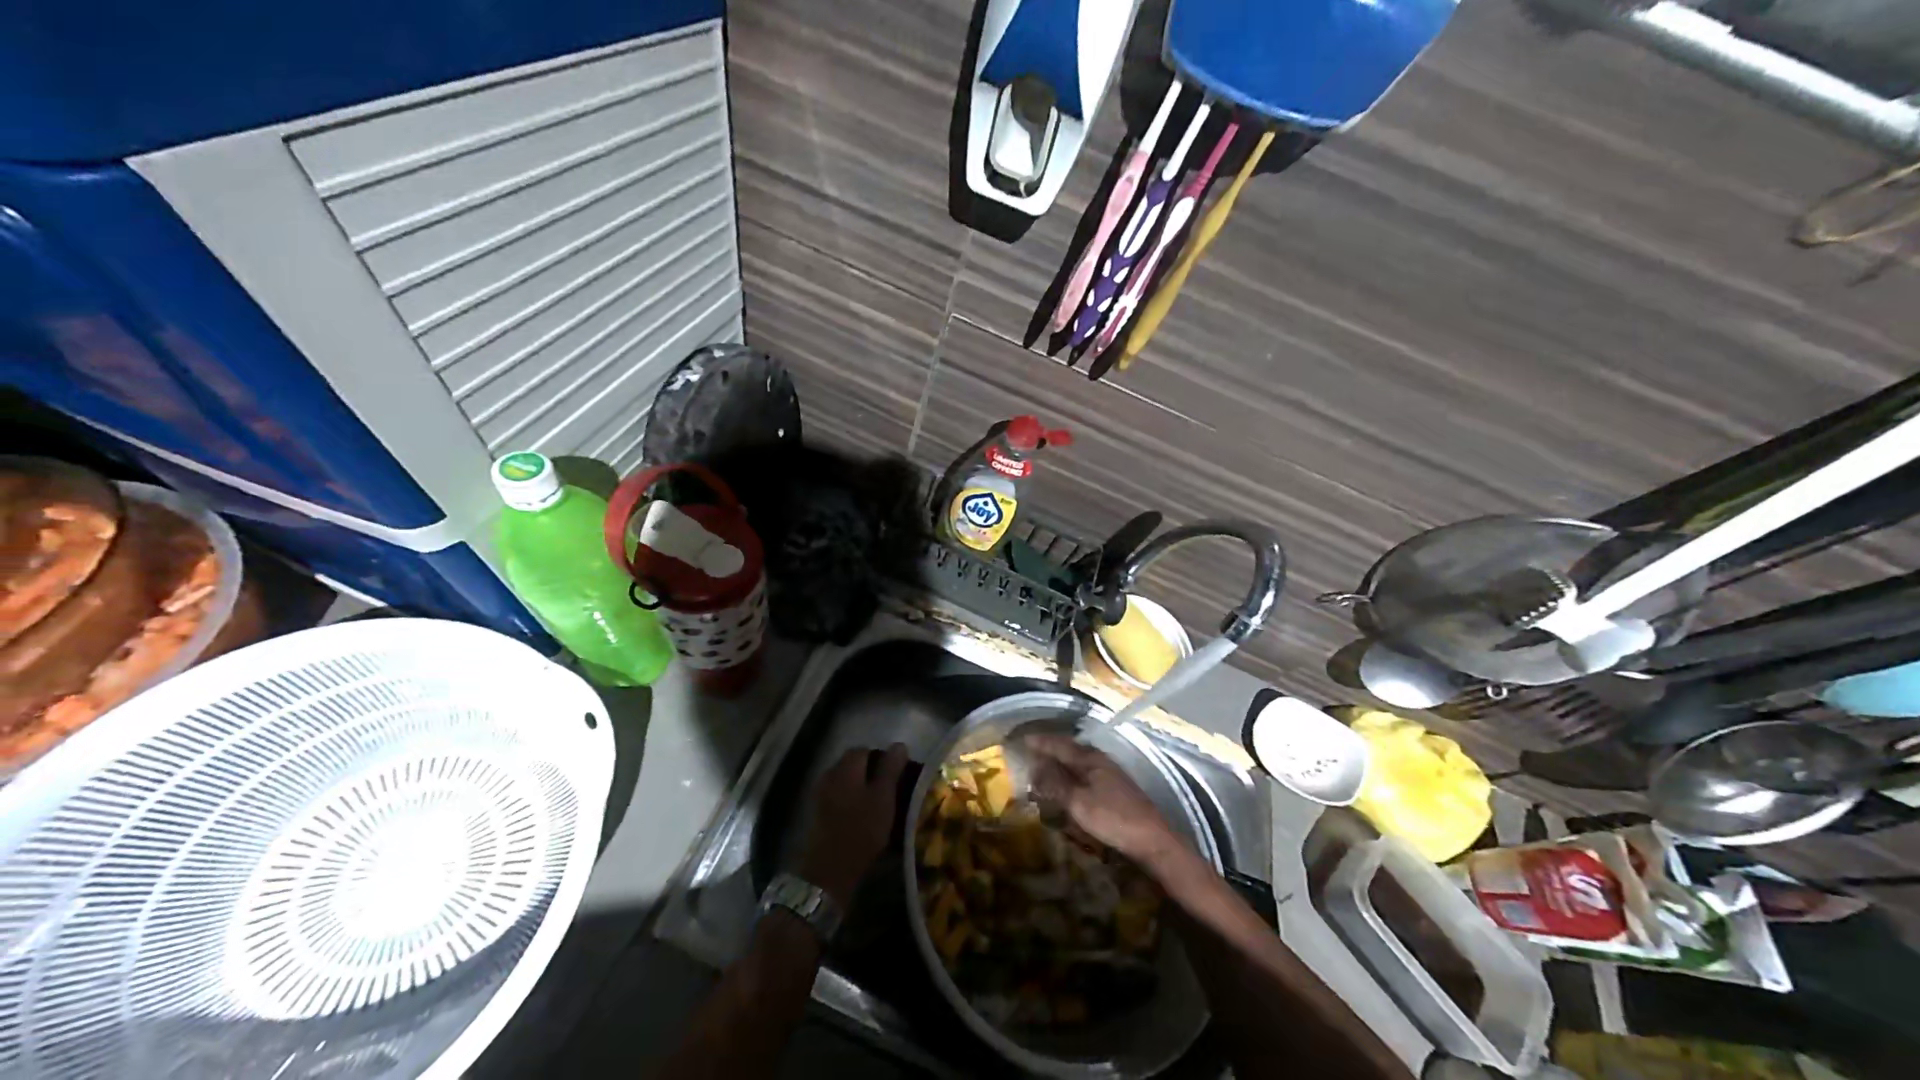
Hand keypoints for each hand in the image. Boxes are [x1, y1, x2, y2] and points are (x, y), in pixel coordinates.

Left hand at [798, 743, 908, 906]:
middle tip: (890, 790)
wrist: (829, 869)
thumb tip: (899, 744)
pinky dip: (851, 801)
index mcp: (845, 767)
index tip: (897, 774)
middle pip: (852, 764)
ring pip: (845, 782)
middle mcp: (830, 775)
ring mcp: (821, 795)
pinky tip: (863, 817)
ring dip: (861, 788)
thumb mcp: (883, 797)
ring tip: (879, 805)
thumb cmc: (862, 829)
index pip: (864, 749)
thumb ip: (891, 769)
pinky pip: (838, 797)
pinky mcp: (818, 814)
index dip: (882, 757)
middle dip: (871, 772)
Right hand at [1024, 734, 1182, 869]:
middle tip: (1029, 751)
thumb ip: (1055, 784)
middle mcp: (1100, 760)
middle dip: (1049, 750)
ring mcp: (1109, 773)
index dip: (1040, 742)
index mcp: (1090, 759)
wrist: (1151, 839)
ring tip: (1042, 767)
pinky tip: (1065, 784)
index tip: (1021, 739)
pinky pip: (1084, 773)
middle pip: (1069, 750)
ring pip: (1077, 762)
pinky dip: (1070, 775)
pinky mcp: (1114, 788)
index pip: (1059, 745)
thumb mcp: (1078, 802)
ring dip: (1059, 763)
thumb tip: (1035, 768)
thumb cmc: (1113, 818)